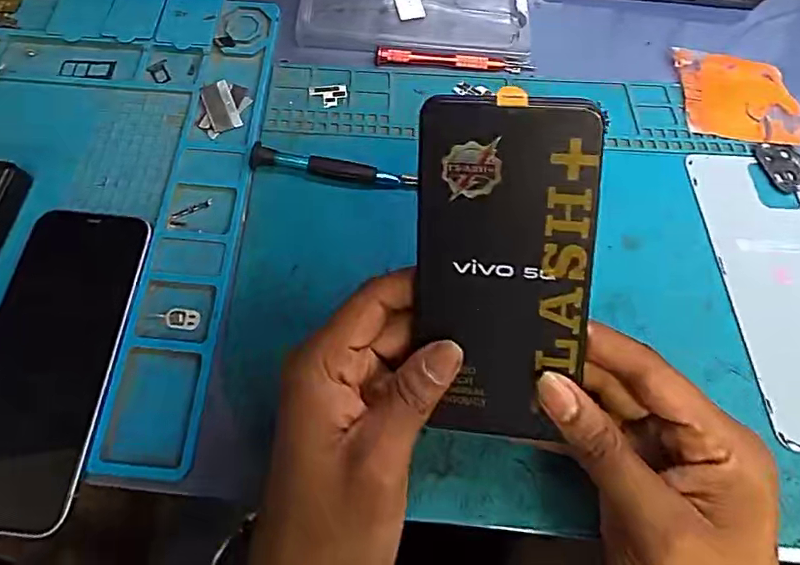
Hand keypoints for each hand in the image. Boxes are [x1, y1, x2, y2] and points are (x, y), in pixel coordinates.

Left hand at [251, 269, 462, 564]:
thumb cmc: (333, 527)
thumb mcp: (380, 458)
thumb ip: (415, 393)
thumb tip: (450, 345)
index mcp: (320, 363)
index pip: (370, 301)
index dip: (411, 282)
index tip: (453, 273)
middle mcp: (326, 365)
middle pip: (383, 321)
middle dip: (427, 317)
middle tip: (478, 312)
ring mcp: (339, 388)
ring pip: (391, 348)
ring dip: (427, 347)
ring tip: (476, 339)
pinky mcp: (353, 410)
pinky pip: (390, 376)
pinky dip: (419, 375)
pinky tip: (454, 376)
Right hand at [538, 322, 778, 564]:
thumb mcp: (653, 521)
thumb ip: (601, 447)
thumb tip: (552, 385)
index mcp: (723, 443)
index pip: (654, 375)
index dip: (605, 345)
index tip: (561, 322)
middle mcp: (698, 440)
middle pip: (630, 387)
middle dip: (580, 368)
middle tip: (532, 347)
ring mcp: (670, 458)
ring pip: (611, 408)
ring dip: (571, 394)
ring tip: (527, 372)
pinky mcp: (644, 476)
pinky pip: (603, 437)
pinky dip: (572, 427)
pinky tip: (541, 413)